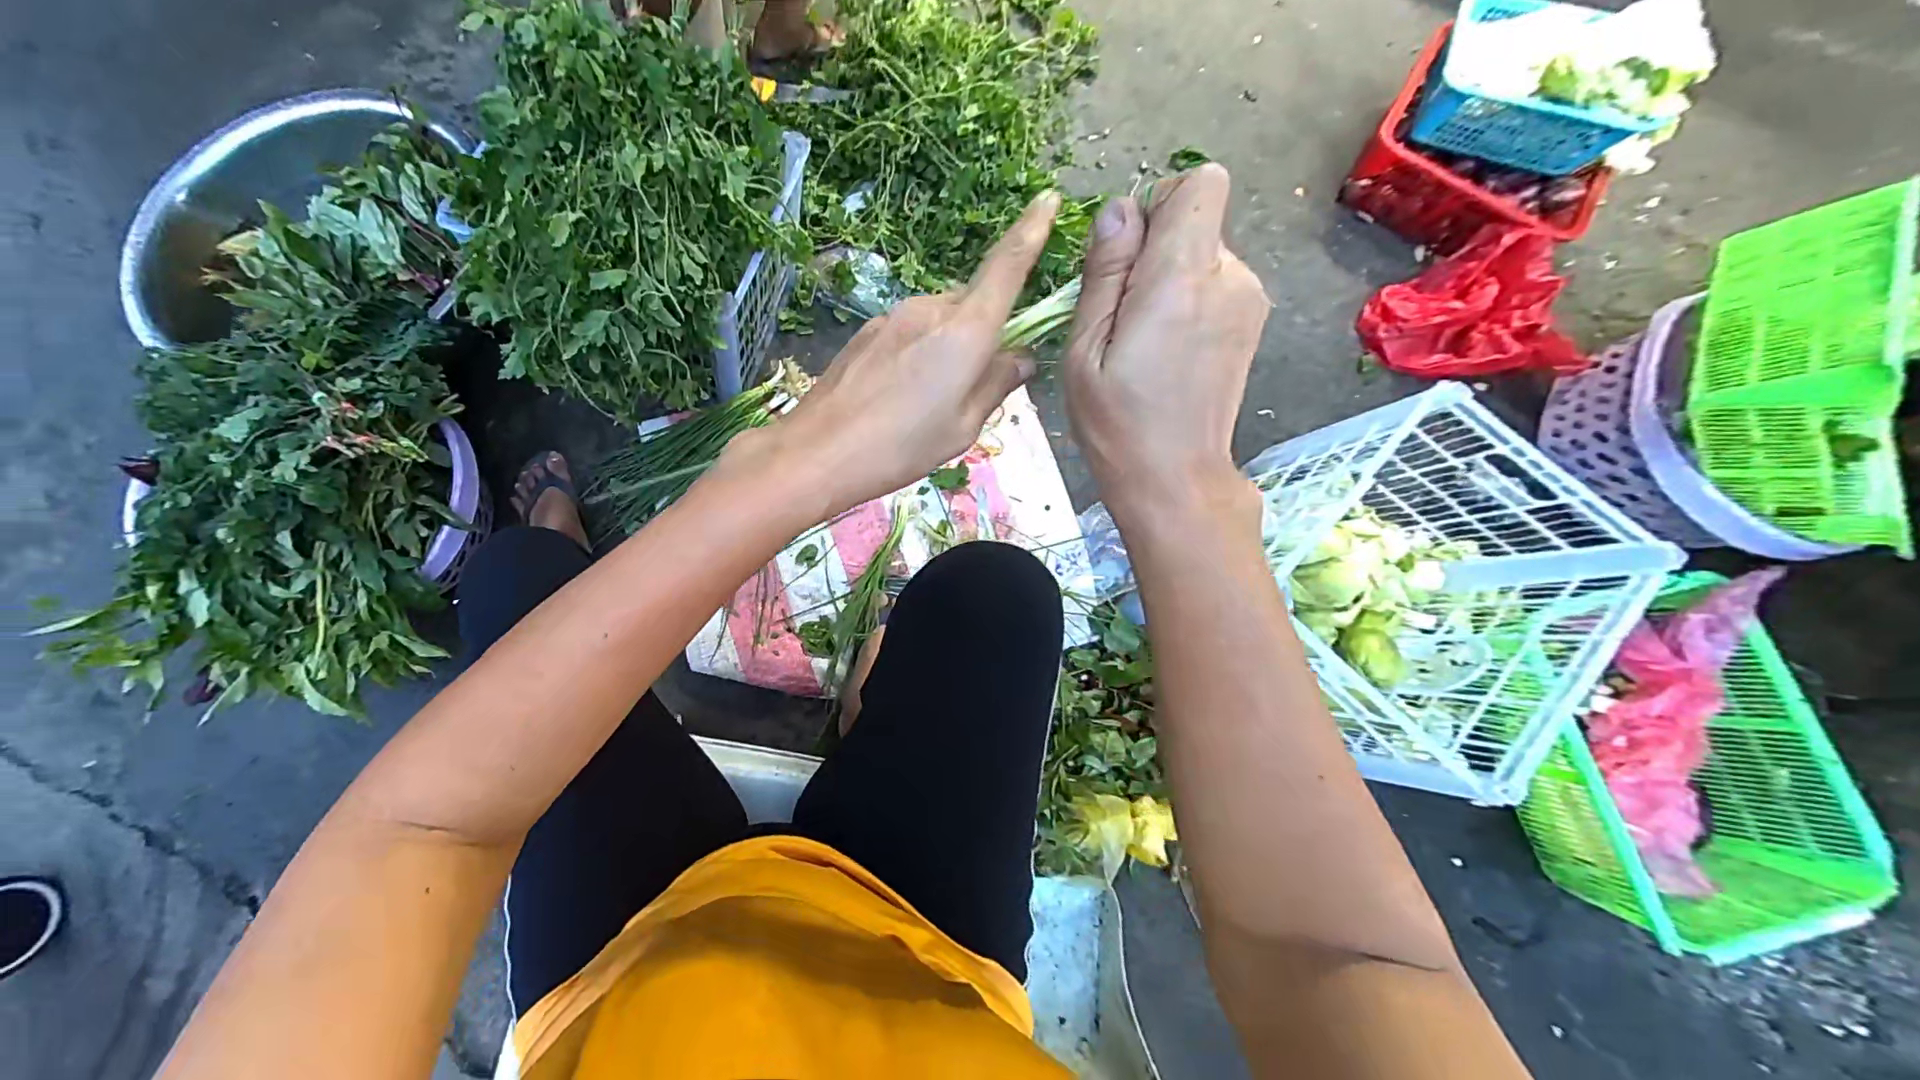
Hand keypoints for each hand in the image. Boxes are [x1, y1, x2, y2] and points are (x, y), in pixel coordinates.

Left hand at [745, 191, 1059, 517]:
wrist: (817, 452)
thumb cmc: (901, 447)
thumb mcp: (963, 427)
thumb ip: (997, 385)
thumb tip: (1022, 357)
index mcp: (964, 331)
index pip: (1007, 267)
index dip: (1031, 231)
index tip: (1049, 198)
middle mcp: (930, 309)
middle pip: (974, 303)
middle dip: (984, 332)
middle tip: (976, 386)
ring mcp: (893, 316)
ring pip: (941, 320)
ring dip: (949, 346)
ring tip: (930, 401)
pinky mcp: (867, 330)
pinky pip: (911, 332)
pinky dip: (921, 353)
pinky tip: (901, 395)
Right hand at [1063, 164, 1269, 526]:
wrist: (1175, 480)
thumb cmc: (1118, 424)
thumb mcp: (1086, 350)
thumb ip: (1105, 272)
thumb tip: (1120, 209)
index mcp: (1183, 278)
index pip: (1200, 184)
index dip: (1158, 203)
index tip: (1126, 254)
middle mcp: (1231, 279)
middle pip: (1198, 220)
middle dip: (1155, 250)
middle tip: (1123, 315)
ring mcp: (1249, 302)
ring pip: (1204, 255)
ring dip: (1169, 280)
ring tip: (1143, 341)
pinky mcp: (1252, 324)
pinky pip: (1215, 285)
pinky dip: (1188, 302)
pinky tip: (1168, 351)